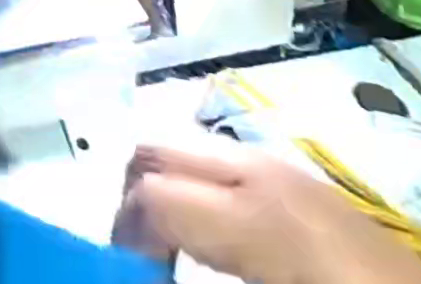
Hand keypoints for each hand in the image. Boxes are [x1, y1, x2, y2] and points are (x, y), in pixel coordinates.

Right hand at [112, 135, 420, 283]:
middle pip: (158, 150)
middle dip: (132, 200)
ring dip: (166, 195)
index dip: (121, 237)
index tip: (125, 274)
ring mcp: (281, 169)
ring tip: (170, 256)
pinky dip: (199, 196)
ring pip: (189, 152)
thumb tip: (153, 260)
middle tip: (137, 261)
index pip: (149, 192)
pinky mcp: (298, 180)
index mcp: (251, 214)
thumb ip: (201, 272)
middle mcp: (257, 172)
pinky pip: (224, 168)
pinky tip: (219, 250)